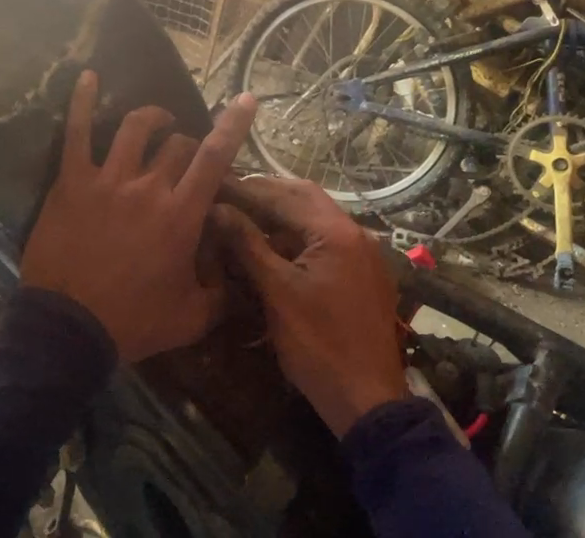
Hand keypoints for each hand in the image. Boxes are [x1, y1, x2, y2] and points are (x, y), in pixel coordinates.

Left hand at [20, 71, 256, 363]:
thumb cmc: (133, 323)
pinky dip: (81, 101)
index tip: (245, 99)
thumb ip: (221, 289)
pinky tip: (87, 76)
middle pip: (177, 145)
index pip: (215, 158)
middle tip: (186, 161)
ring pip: (134, 128)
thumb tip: (232, 265)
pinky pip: (75, 131)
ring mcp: (107, 179)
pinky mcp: (72, 181)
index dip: (233, 125)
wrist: (68, 328)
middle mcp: (148, 186)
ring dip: (152, 119)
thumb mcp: (192, 317)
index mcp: (181, 215)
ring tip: (157, 122)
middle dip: (188, 147)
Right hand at [213, 176, 406, 436]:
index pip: (284, 195)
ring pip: (317, 218)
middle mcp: (356, 233)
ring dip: (282, 213)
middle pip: (305, 198)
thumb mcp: (277, 292)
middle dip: (266, 194)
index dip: (247, 189)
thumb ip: (247, 245)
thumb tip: (217, 209)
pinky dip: (298, 235)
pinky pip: (327, 240)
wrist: (368, 400)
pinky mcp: (364, 274)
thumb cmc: (318, 345)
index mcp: (337, 233)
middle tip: (229, 194)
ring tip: (244, 215)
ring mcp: (365, 254)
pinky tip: (273, 246)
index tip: (216, 183)